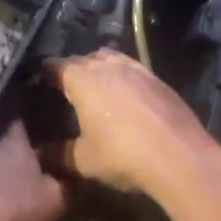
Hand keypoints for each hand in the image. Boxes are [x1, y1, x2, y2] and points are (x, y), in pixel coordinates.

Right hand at [45, 49, 220, 194]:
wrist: (181, 157)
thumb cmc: (123, 155)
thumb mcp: (84, 161)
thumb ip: (58, 154)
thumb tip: (41, 154)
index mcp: (83, 80)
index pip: (56, 66)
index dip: (46, 74)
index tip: (39, 83)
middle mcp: (108, 66)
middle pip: (84, 59)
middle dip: (72, 70)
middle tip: (66, 89)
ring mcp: (138, 70)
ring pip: (111, 59)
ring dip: (100, 68)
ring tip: (96, 87)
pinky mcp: (160, 81)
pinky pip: (134, 70)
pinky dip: (124, 78)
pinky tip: (127, 98)